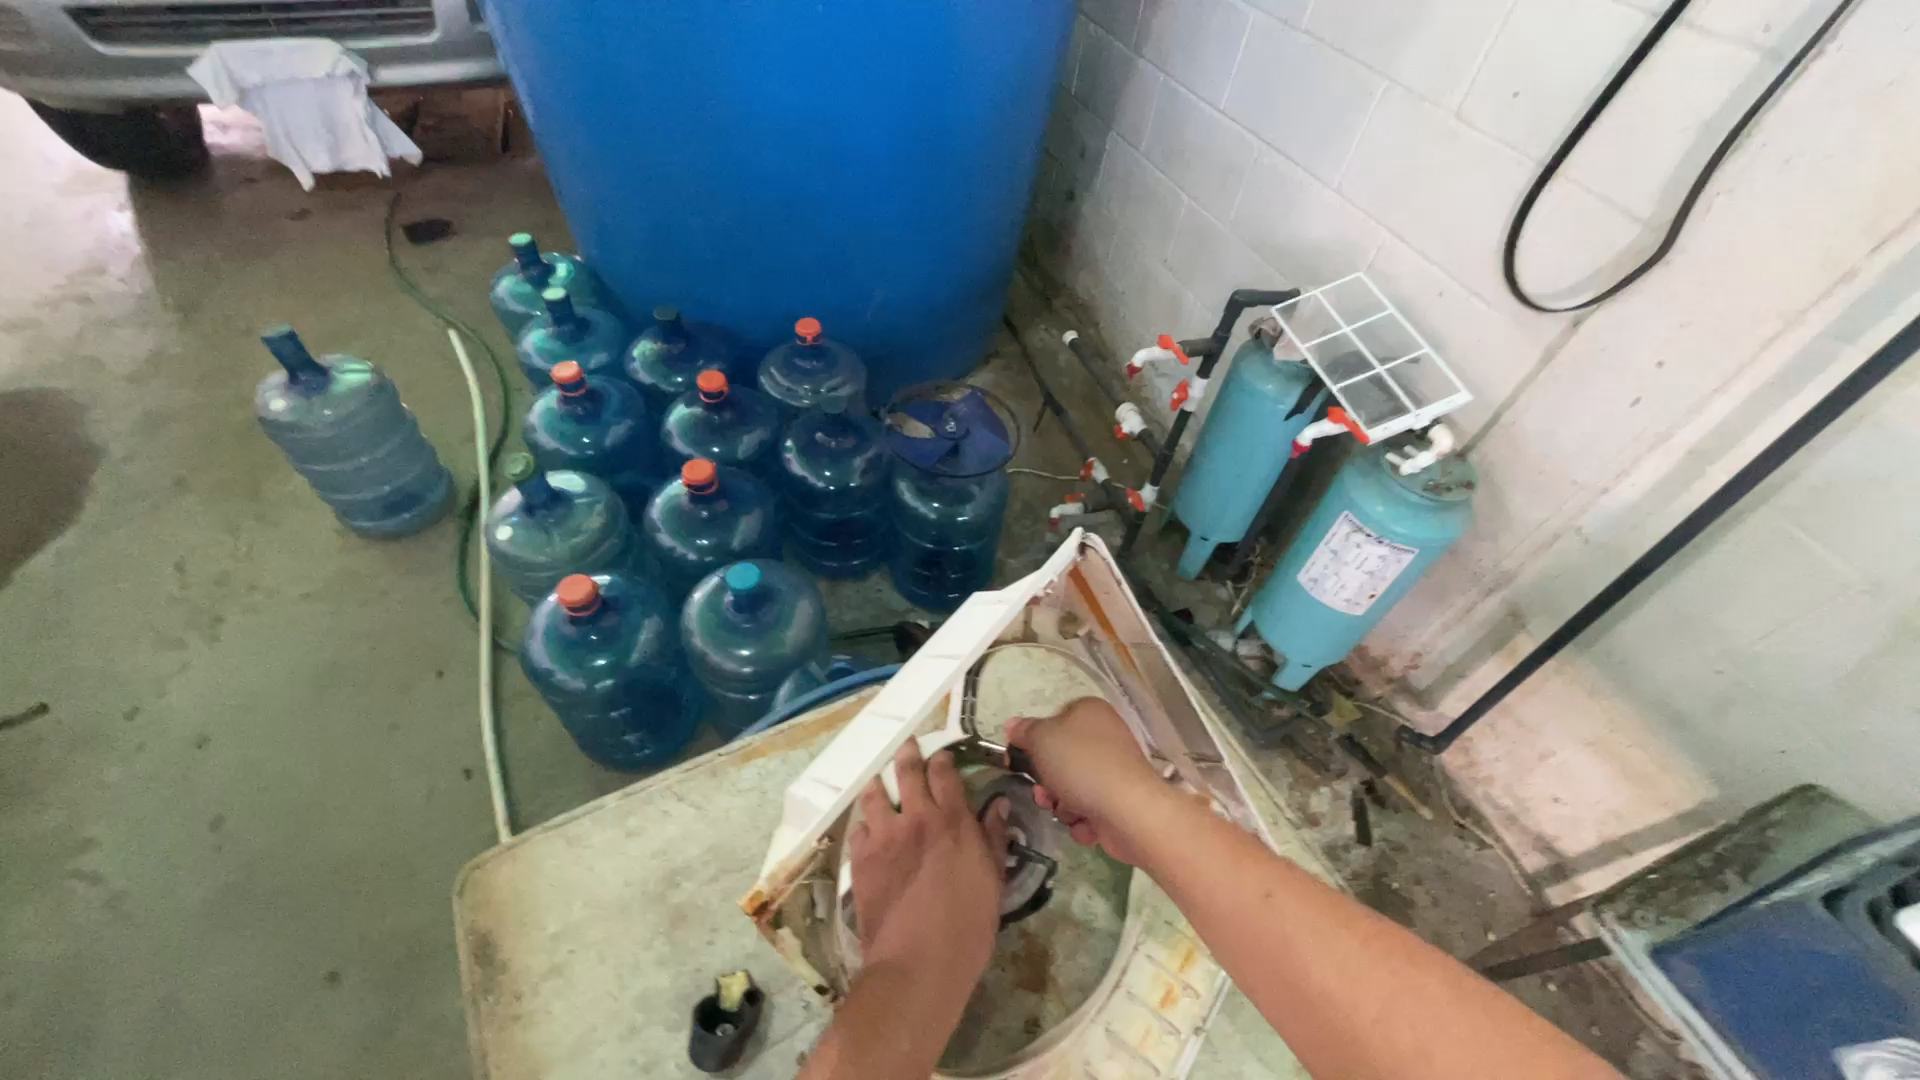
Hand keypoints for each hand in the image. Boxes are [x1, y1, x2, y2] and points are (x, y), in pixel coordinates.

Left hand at [848, 738, 1011, 981]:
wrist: (917, 964)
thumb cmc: (967, 926)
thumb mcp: (994, 881)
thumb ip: (994, 838)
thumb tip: (999, 804)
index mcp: (953, 821)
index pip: (945, 774)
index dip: (943, 759)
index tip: (941, 754)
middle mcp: (917, 818)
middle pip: (907, 771)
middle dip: (908, 754)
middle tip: (907, 745)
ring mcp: (884, 836)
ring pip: (875, 793)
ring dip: (879, 783)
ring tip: (878, 779)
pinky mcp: (860, 859)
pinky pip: (858, 829)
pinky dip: (864, 824)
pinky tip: (866, 828)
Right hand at [1006, 697, 1166, 864]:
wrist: (1128, 811)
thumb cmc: (1081, 765)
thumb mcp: (1041, 739)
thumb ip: (1024, 731)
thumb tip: (1012, 724)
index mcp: (1089, 712)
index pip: (1056, 719)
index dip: (1037, 740)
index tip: (1024, 757)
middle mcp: (1105, 736)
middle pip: (1062, 758)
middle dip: (1047, 781)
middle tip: (1042, 792)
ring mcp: (1115, 770)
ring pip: (1073, 787)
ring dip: (1062, 804)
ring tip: (1066, 812)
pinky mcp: (1120, 801)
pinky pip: (1090, 809)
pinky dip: (1083, 820)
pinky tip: (1085, 824)